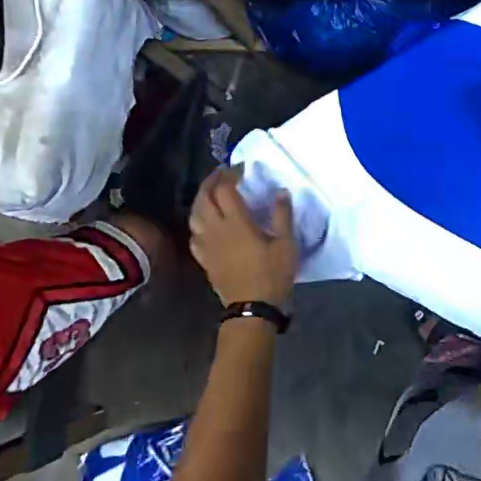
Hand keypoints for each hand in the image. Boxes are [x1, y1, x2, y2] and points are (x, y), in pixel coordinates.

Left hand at [188, 166, 298, 308]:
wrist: (252, 310)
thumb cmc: (272, 275)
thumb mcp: (286, 244)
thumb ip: (282, 215)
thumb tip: (281, 191)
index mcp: (237, 223)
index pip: (224, 189)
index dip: (229, 175)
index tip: (240, 169)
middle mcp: (216, 229)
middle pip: (204, 197)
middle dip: (211, 181)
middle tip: (222, 174)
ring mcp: (207, 245)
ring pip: (194, 214)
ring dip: (201, 198)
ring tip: (212, 193)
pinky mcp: (204, 259)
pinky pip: (193, 234)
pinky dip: (197, 222)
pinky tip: (205, 222)